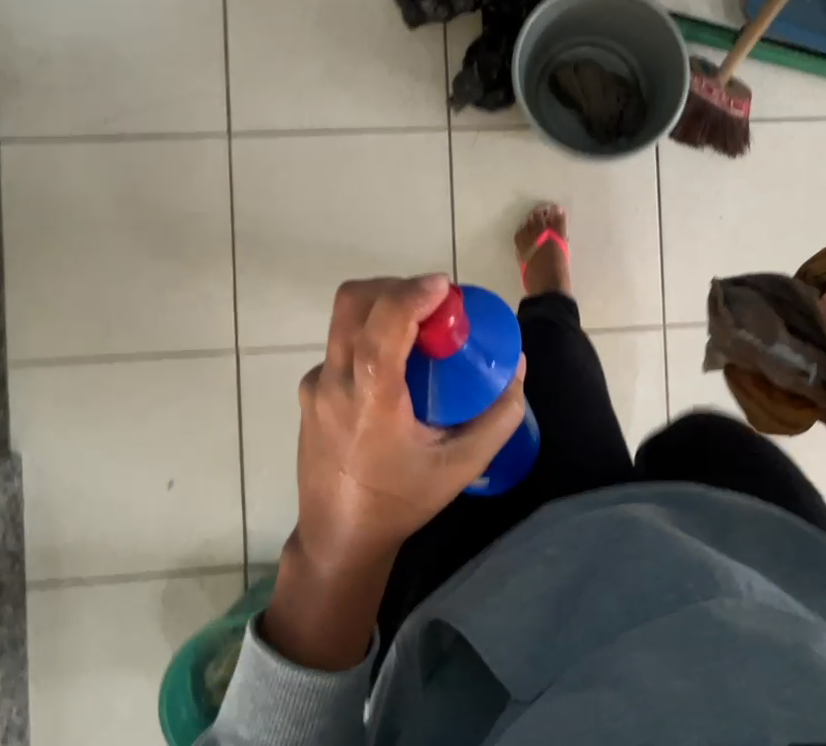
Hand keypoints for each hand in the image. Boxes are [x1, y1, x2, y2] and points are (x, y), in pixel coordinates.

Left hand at [294, 275, 527, 565]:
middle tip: (434, 303)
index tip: (444, 287)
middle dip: (396, 287)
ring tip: (418, 331)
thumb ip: (499, 415)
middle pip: (354, 303)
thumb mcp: (462, 465)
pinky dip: (369, 338)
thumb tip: (517, 366)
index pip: (382, 325)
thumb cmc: (401, 501)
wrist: (338, 538)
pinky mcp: (308, 392)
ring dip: (382, 307)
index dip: (412, 293)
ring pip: (344, 320)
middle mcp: (334, 382)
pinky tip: (394, 370)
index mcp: (371, 398)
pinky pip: (340, 346)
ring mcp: (315, 386)